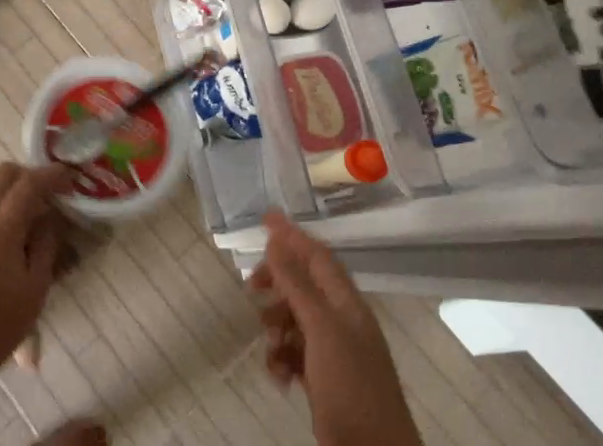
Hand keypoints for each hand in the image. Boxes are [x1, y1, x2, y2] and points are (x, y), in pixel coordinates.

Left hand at [0, 162, 72, 367]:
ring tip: (25, 238)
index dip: (51, 175)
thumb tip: (49, 219)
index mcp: (1, 224)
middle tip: (45, 193)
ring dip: (8, 208)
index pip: (29, 183)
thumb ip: (45, 243)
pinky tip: (1, 258)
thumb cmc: (2, 317)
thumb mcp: (36, 284)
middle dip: (26, 176)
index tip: (69, 176)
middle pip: (2, 176)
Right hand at [250, 213, 421, 445]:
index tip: (265, 217)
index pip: (318, 256)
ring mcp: (333, 351)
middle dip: (276, 283)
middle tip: (251, 286)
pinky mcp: (323, 378)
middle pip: (303, 285)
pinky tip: (279, 375)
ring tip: (270, 344)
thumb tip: (277, 239)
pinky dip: (281, 358)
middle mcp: (341, 321)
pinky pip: (293, 352)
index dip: (292, 235)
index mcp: (346, 303)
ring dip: (275, 326)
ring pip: (294, 320)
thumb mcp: (321, 330)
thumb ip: (298, 284)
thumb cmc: (351, 385)